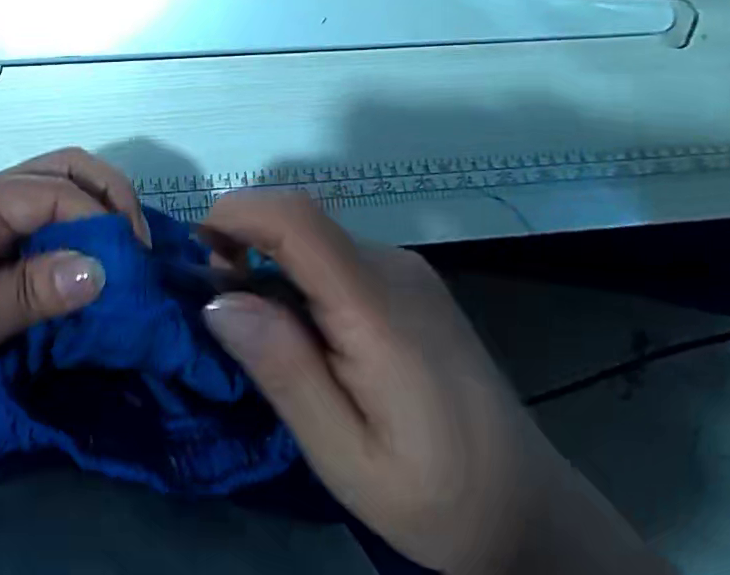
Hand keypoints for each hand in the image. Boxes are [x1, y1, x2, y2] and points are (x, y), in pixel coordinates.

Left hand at [0, 149, 147, 441]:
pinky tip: (86, 274)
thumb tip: (106, 267)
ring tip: (122, 265)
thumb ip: (33, 290)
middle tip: (137, 254)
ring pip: (49, 199)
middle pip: (57, 173)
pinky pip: (34, 233)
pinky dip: (68, 244)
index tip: (138, 271)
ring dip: (89, 220)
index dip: (103, 220)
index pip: (56, 189)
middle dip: (105, 201)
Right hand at [198, 191, 652, 574]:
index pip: (296, 219)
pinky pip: (329, 257)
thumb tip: (216, 298)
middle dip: (239, 246)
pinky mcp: (404, 282)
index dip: (234, 215)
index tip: (197, 255)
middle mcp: (393, 268)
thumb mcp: (344, 455)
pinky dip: (292, 276)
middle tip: (221, 312)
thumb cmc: (435, 496)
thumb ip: (283, 370)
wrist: (531, 514)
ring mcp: (403, 271)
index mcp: (379, 309)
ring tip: (261, 334)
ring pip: (307, 238)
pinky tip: (301, 334)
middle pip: (295, 222)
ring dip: (264, 266)